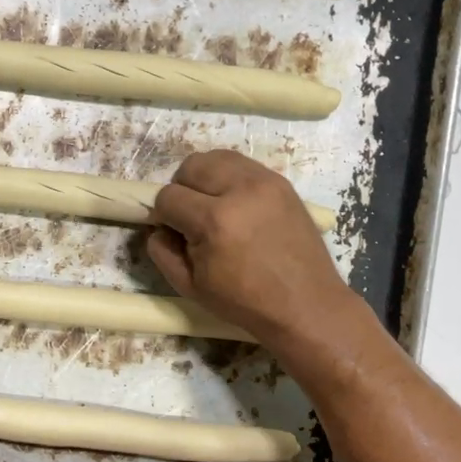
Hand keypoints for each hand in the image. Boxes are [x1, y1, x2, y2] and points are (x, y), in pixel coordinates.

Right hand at [147, 150, 372, 359]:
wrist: (303, 303)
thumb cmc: (243, 302)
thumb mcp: (189, 287)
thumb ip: (163, 252)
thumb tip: (157, 228)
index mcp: (213, 221)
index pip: (168, 196)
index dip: (162, 215)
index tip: (172, 232)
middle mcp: (240, 191)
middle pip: (191, 166)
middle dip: (181, 189)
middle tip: (189, 216)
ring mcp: (265, 182)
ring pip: (217, 157)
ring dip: (205, 178)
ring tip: (211, 205)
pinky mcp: (281, 183)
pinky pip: (243, 165)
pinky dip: (230, 178)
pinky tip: (234, 205)